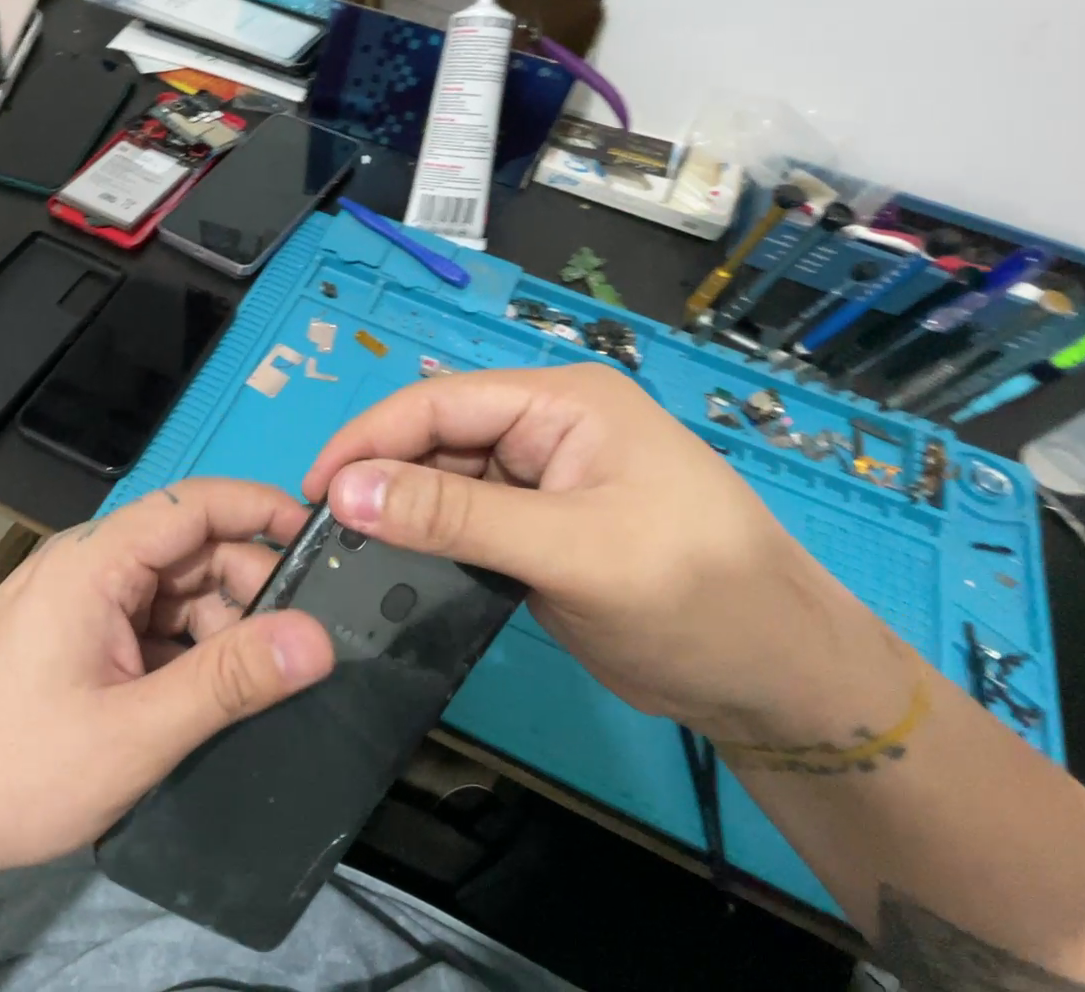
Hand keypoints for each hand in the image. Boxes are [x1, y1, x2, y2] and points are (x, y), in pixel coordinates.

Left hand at [0, 479, 332, 890]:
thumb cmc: (17, 771)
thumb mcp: (138, 731)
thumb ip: (231, 681)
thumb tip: (320, 638)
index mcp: (92, 563)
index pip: (193, 505)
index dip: (261, 511)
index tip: (324, 543)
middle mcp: (83, 568)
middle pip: (186, 551)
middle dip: (246, 590)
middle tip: (293, 651)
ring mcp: (74, 605)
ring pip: (170, 594)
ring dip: (215, 631)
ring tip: (245, 691)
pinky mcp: (69, 640)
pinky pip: (144, 627)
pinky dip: (182, 652)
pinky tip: (202, 696)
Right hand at [302, 363, 896, 734]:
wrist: (771, 680)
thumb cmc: (695, 596)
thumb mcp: (571, 549)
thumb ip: (454, 515)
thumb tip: (343, 492)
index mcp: (561, 404)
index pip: (437, 404)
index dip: (367, 441)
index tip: (313, 495)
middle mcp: (542, 431)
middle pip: (432, 441)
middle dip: (378, 481)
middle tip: (323, 538)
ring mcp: (535, 484)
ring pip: (438, 485)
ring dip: (396, 516)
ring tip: (347, 557)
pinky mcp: (531, 532)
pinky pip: (457, 524)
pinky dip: (423, 544)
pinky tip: (391, 569)